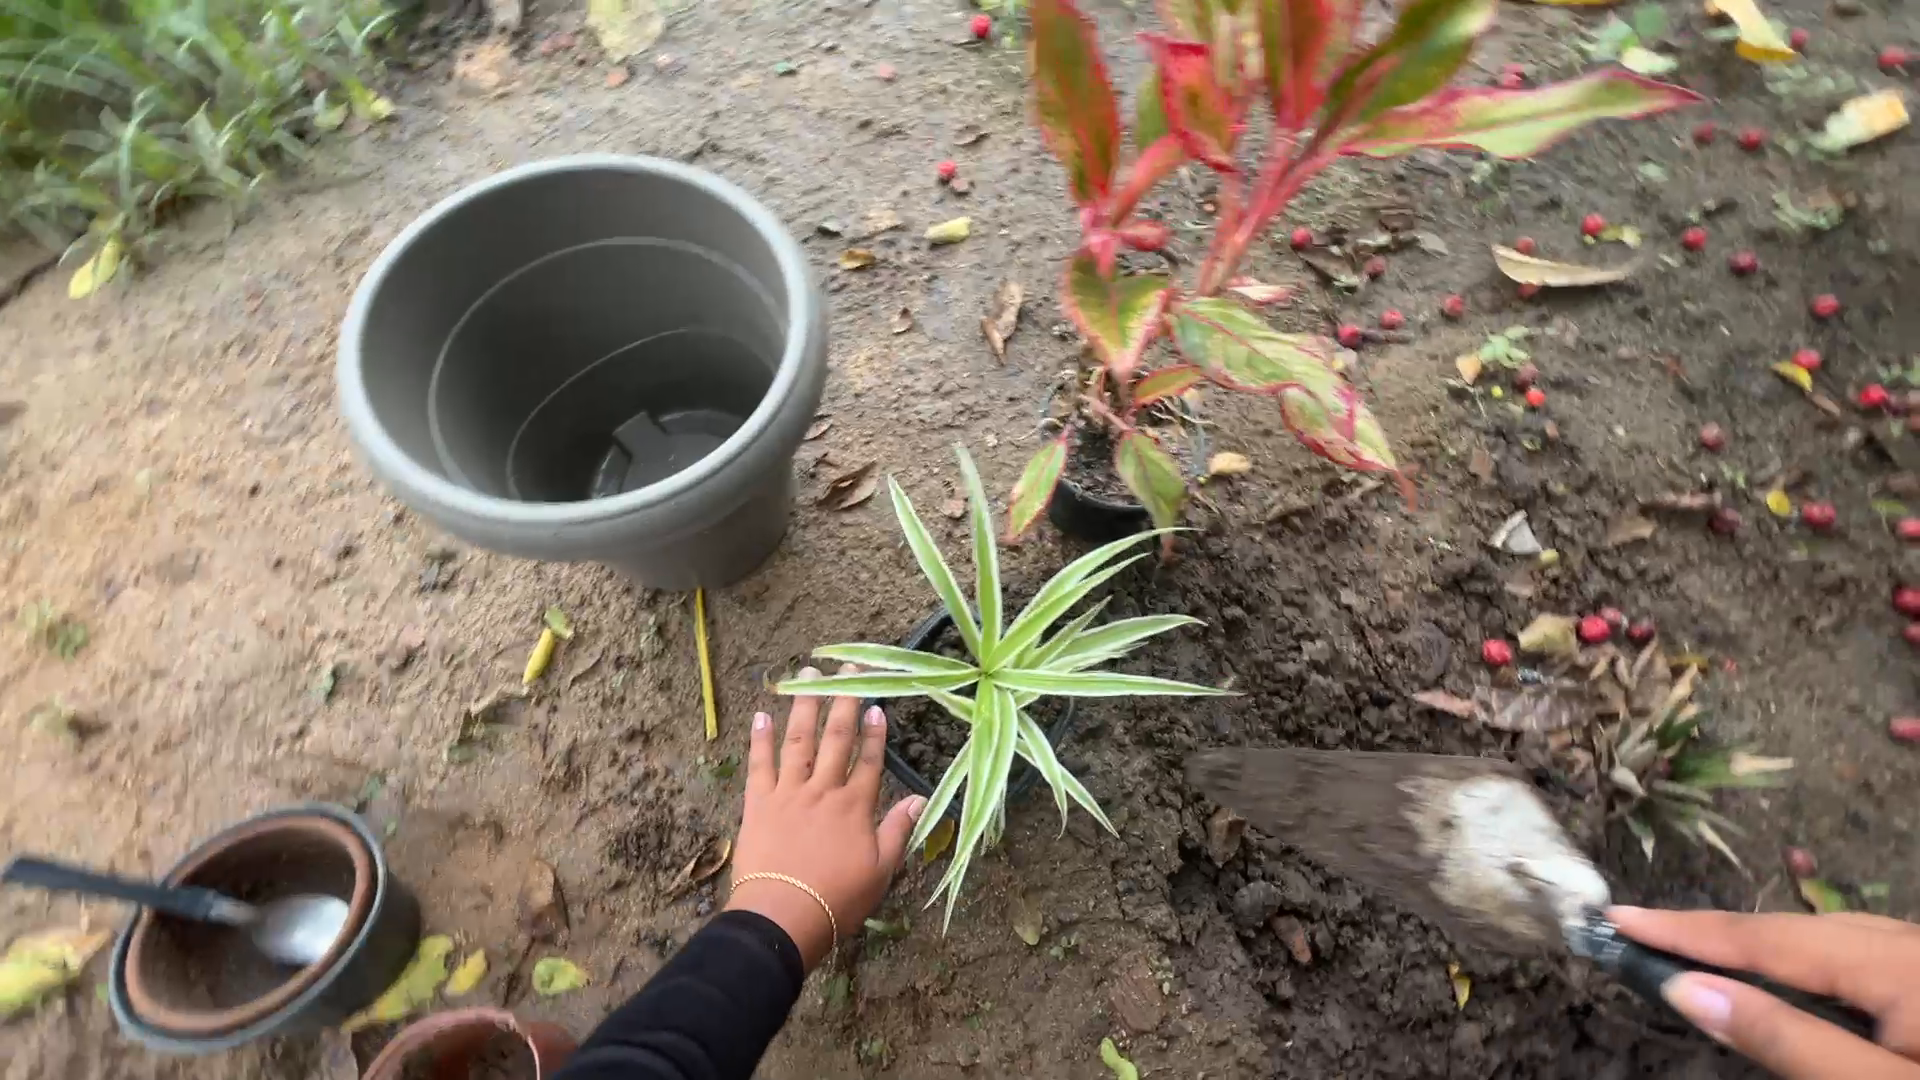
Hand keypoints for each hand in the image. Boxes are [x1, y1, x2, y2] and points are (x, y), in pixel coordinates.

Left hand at [724, 666, 925, 971]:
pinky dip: (760, 738)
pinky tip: (762, 714)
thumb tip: (922, 798)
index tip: (878, 705)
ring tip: (809, 675)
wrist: (782, 918)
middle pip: (837, 737)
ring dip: (806, 704)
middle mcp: (823, 789)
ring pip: (799, 739)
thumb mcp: (881, 871)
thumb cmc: (837, 900)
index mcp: (855, 806)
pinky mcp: (758, 803)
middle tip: (849, 669)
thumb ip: (900, 830)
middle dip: (845, 700)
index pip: (870, 759)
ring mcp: (789, 792)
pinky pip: (759, 764)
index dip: (876, 731)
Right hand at [1610, 905, 1919, 1078]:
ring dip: (1763, 945)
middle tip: (1645, 933)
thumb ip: (1789, 1041)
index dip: (1684, 929)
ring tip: (1704, 949)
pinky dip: (1813, 959)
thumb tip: (1682, 989)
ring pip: (1830, 938)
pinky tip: (1799, 973)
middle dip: (1718, 933)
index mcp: (1898, 964)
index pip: (1762, 938)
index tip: (1614, 917)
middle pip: (1793, 930)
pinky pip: (1865, 954)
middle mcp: (1914, 946)